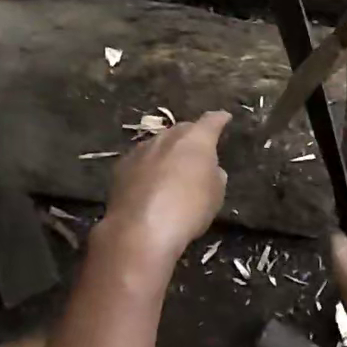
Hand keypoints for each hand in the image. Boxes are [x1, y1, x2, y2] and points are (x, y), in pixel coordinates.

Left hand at [102, 111, 230, 259]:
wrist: (140, 229)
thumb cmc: (188, 210)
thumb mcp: (215, 195)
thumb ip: (214, 175)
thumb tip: (208, 169)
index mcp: (196, 139)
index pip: (211, 121)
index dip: (219, 120)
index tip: (224, 118)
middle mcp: (167, 138)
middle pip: (182, 131)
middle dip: (191, 138)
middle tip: (197, 152)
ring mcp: (141, 150)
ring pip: (159, 145)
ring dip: (167, 153)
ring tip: (172, 170)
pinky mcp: (121, 167)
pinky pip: (141, 161)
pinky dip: (148, 167)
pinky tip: (150, 183)